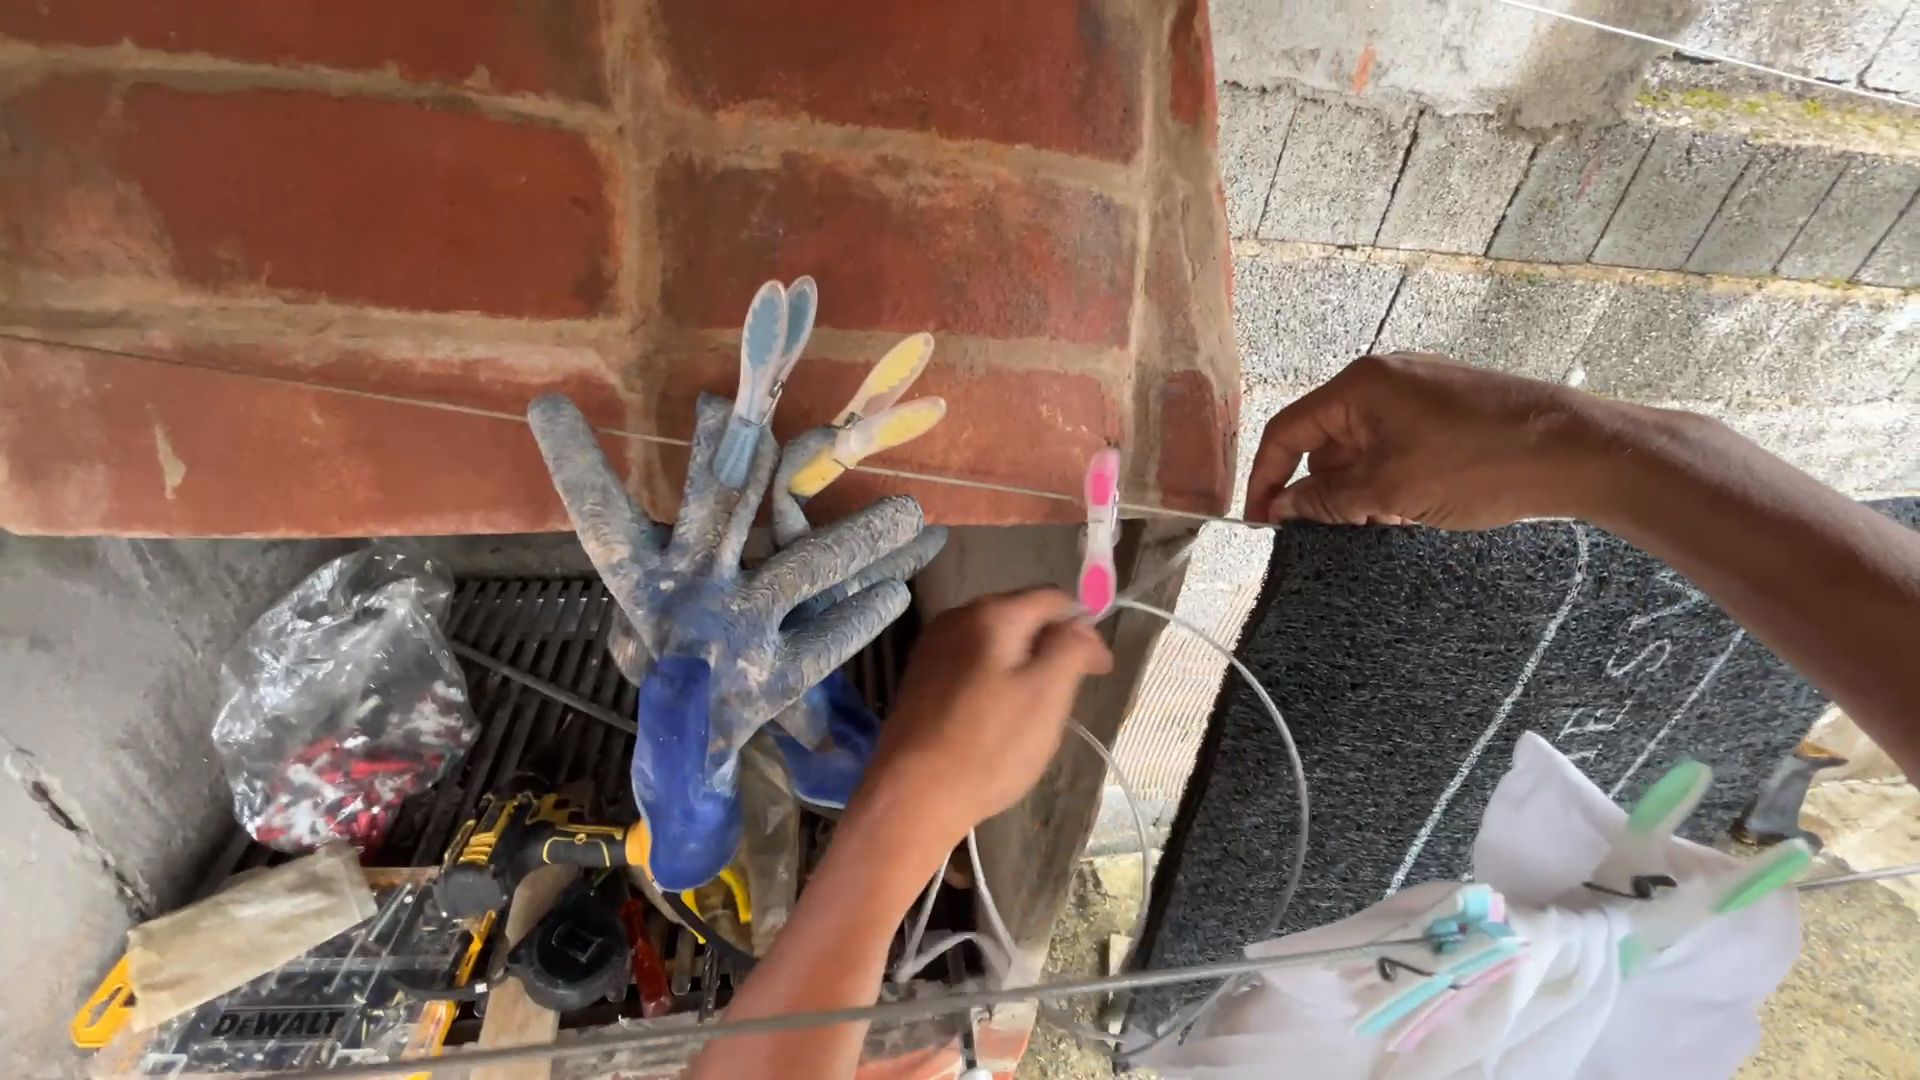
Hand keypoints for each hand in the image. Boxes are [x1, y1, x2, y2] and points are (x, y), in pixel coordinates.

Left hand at [862, 589, 1113, 839]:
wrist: (913, 794)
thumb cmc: (989, 744)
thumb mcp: (1046, 694)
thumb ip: (1071, 647)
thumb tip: (1082, 624)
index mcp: (991, 613)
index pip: (1054, 598)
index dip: (1084, 626)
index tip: (1098, 670)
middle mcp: (957, 616)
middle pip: (1022, 614)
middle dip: (1052, 644)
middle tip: (1068, 693)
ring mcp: (934, 645)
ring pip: (996, 639)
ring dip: (1023, 662)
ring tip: (1034, 708)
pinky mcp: (921, 674)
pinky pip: (971, 660)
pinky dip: (994, 675)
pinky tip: (997, 713)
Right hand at [1245, 353, 1617, 529]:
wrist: (1585, 451)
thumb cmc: (1480, 463)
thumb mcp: (1389, 490)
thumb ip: (1324, 501)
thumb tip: (1279, 509)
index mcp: (1360, 386)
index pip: (1286, 432)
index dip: (1266, 478)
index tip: (1262, 520)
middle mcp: (1381, 381)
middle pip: (1323, 443)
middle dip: (1323, 491)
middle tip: (1333, 530)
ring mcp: (1416, 393)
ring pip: (1358, 451)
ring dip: (1358, 491)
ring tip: (1383, 522)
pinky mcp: (1443, 410)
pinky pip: (1391, 448)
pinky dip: (1387, 481)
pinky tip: (1408, 509)